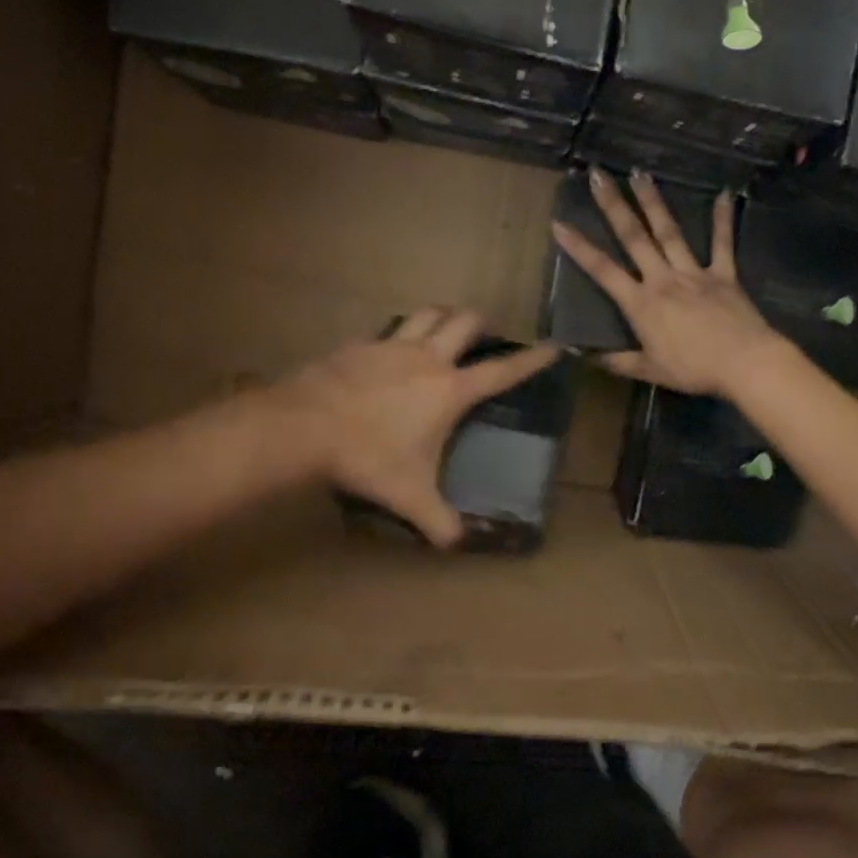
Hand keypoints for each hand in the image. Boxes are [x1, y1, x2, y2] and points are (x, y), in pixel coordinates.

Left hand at [259, 308, 559, 547]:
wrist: (304, 427)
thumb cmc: (368, 457)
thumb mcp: (409, 496)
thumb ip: (439, 522)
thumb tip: (459, 543)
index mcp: (450, 390)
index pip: (502, 371)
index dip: (531, 360)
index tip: (553, 347)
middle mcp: (427, 359)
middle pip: (464, 322)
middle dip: (480, 323)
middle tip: (484, 333)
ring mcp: (390, 346)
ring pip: (427, 314)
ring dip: (442, 316)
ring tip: (444, 325)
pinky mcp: (358, 345)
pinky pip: (387, 330)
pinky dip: (398, 335)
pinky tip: (389, 351)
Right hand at [551, 168, 784, 396]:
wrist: (743, 363)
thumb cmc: (694, 370)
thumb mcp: (650, 371)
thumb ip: (618, 362)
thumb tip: (584, 356)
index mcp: (641, 304)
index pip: (603, 271)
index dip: (579, 247)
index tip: (560, 223)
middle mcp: (663, 279)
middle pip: (634, 238)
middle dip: (613, 206)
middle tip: (598, 175)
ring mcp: (693, 273)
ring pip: (669, 232)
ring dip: (653, 202)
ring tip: (640, 173)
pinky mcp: (723, 275)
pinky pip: (722, 244)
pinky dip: (722, 220)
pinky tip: (723, 194)